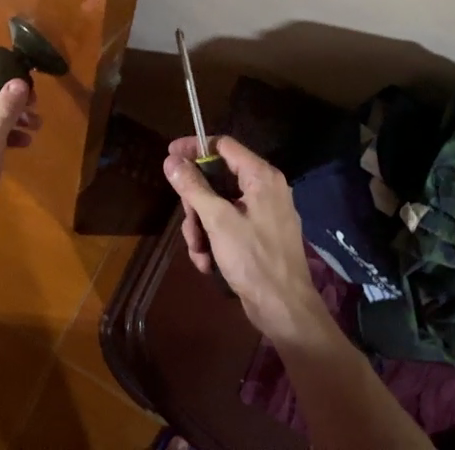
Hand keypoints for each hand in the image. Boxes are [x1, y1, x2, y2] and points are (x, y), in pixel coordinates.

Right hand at [163, 136, 330, 345]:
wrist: (285, 310)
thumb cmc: (254, 259)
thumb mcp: (217, 221)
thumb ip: (193, 187)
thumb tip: (171, 160)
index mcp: (261, 176)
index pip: (223, 145)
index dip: (195, 148)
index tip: (170, 156)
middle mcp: (265, 189)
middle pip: (218, 179)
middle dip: (196, 203)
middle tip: (188, 223)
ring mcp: (264, 214)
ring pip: (219, 205)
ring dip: (202, 227)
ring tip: (198, 252)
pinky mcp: (260, 236)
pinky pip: (229, 225)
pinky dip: (215, 241)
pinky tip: (208, 263)